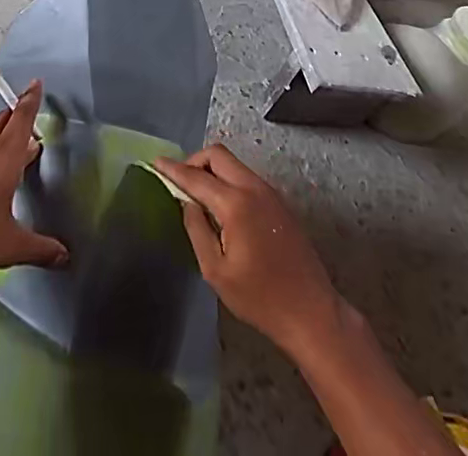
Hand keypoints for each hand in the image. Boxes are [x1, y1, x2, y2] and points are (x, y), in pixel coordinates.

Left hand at [0, 80, 65, 298]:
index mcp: (3, 161)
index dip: (30, 101)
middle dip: (15, 118)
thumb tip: (62, 255)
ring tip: (4, 157)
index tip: (35, 84)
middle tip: (26, 120)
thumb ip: (40, 249)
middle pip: (1, 124)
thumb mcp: (9, 249)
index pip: (21, 121)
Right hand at [155, 144, 342, 354]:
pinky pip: (246, 178)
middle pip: (218, 155)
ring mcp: (271, 194)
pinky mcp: (280, 204)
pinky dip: (228, 181)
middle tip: (179, 183)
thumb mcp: (215, 270)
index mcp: (236, 205)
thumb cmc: (260, 298)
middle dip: (194, 162)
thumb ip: (196, 229)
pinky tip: (221, 208)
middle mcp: (255, 190)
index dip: (173, 169)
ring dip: (212, 171)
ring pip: (234, 164)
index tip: (156, 163)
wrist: (311, 313)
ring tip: (197, 197)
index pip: (196, 177)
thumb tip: (186, 203)